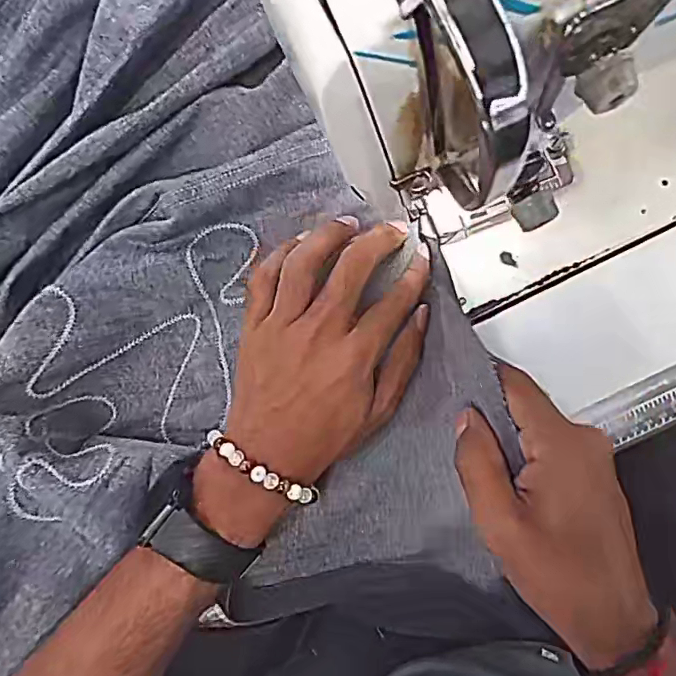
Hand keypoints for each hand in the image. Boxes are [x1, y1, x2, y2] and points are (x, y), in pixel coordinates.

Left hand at [195, 216, 430, 545]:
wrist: (267, 452)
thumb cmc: (323, 434)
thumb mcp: (379, 410)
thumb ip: (404, 361)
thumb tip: (419, 318)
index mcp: (353, 355)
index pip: (392, 300)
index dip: (412, 274)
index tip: (420, 260)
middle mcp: (318, 332)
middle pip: (351, 267)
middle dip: (378, 240)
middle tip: (390, 231)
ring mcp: (282, 324)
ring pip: (304, 262)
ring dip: (328, 235)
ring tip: (346, 224)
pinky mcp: (255, 324)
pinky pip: (264, 277)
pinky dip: (280, 253)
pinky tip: (297, 243)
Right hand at [454, 363, 660, 668]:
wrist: (612, 618)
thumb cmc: (563, 578)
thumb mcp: (500, 523)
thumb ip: (477, 462)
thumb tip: (467, 419)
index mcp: (563, 444)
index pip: (515, 384)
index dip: (481, 377)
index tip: (453, 380)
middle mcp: (586, 440)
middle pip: (525, 405)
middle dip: (491, 420)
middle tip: (463, 448)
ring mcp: (595, 456)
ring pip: (536, 428)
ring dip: (509, 443)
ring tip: (489, 479)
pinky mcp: (596, 472)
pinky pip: (552, 446)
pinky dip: (527, 457)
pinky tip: (515, 492)